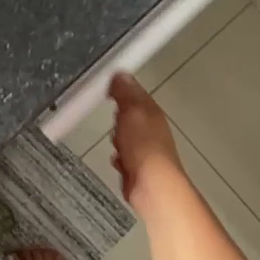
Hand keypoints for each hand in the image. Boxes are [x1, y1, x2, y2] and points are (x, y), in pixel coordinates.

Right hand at [108, 72, 182, 206]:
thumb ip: (126, 94)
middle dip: (118, 118)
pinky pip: (124, 158)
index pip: (137, 94)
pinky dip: (119, 158)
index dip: (122, 90)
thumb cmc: (142, 145)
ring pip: (126, 138)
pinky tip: (117, 160)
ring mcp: (146, 151)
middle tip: (111, 119)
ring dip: (118, 139)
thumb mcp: (132, 111)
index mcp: (152, 113)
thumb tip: (121, 74)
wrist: (151, 185)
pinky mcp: (138, 169)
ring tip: (114, 141)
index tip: (107, 88)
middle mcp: (152, 130)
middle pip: (131, 117)